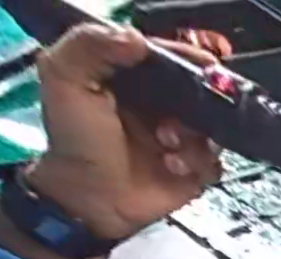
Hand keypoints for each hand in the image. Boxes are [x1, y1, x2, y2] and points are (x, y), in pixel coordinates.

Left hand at [24, 25, 223, 242]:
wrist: (91, 197)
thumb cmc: (75, 139)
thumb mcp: (64, 76)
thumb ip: (91, 45)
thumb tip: (138, 38)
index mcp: (134, 81)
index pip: (167, 61)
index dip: (186, 60)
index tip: (204, 63)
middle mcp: (162, 109)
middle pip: (199, 98)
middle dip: (196, 107)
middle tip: (173, 122)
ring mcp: (180, 142)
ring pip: (211, 132)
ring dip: (194, 140)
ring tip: (168, 149)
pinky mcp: (194, 173)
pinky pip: (215, 164)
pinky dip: (200, 165)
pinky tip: (174, 168)